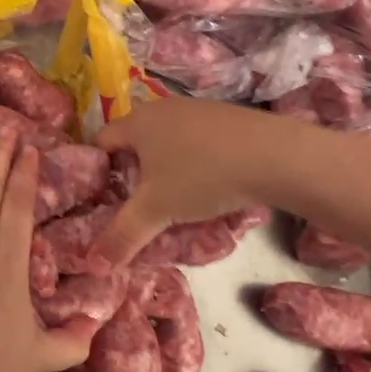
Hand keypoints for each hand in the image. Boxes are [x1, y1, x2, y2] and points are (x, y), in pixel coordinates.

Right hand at [91, 96, 289, 268]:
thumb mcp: (156, 211)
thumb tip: (93, 264)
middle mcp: (161, 107)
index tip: (105, 198)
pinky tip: (210, 181)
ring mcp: (196, 108)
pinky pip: (196, 139)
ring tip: (176, 196)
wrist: (277, 156)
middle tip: (139, 202)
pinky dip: (195, 158)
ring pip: (166, 139)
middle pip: (133, 140)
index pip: (100, 142)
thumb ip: (122, 236)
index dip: (97, 171)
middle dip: (132, 170)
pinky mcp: (226, 115)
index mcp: (136, 122)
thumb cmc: (202, 177)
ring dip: (165, 165)